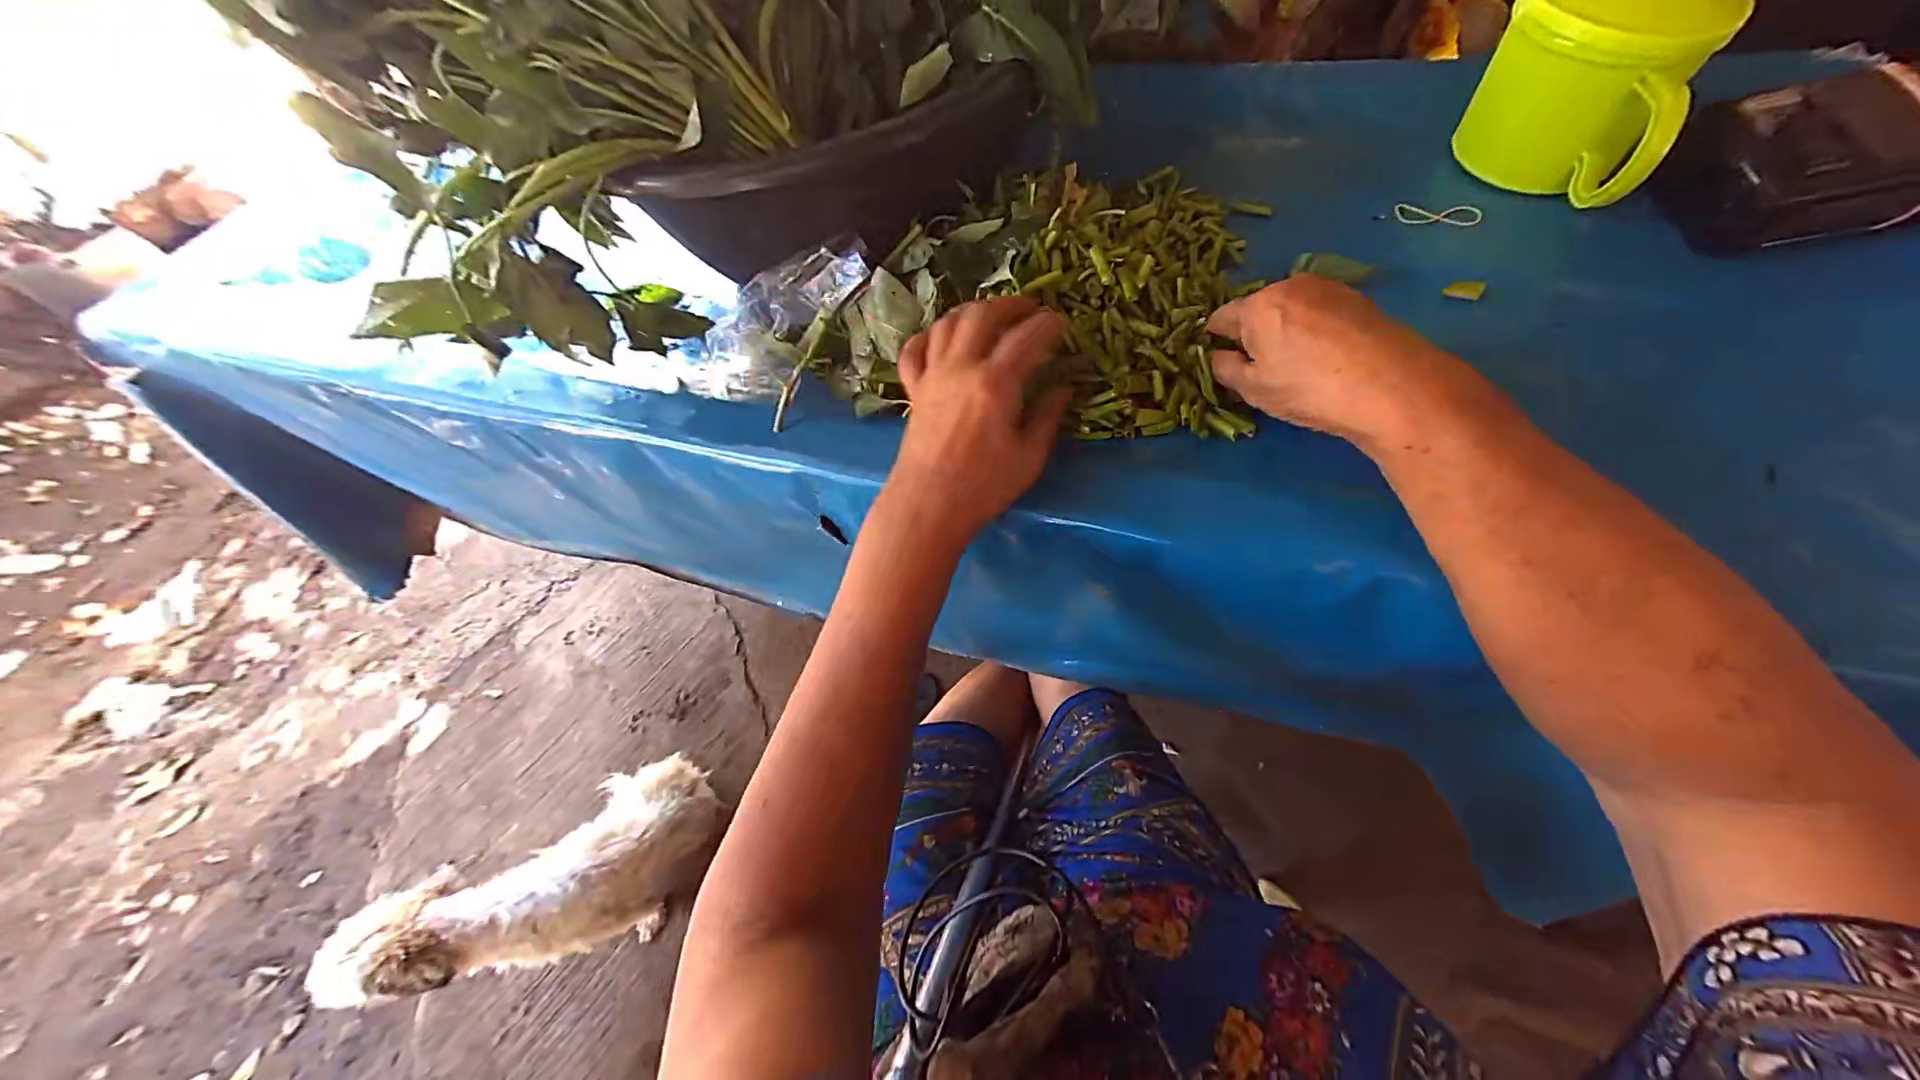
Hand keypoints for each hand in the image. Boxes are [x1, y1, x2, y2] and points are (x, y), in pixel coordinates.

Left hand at [886, 297, 1071, 540]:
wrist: (927, 506)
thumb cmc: (983, 487)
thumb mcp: (1028, 457)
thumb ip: (1047, 417)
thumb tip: (1063, 390)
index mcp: (995, 383)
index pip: (1027, 337)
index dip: (1048, 325)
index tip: (1061, 323)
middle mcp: (960, 368)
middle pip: (983, 315)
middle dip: (1010, 305)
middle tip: (1030, 309)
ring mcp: (932, 376)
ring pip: (948, 323)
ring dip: (972, 312)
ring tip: (991, 317)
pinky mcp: (914, 391)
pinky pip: (916, 350)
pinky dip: (929, 336)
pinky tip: (941, 338)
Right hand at [1208, 275, 1488, 450]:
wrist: (1392, 386)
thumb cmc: (1309, 389)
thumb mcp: (1254, 389)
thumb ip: (1225, 369)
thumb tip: (1219, 356)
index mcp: (1256, 306)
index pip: (1219, 319)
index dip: (1214, 342)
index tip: (1221, 364)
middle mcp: (1288, 286)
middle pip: (1256, 311)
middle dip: (1252, 335)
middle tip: (1262, 371)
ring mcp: (1326, 288)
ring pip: (1288, 310)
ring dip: (1283, 332)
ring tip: (1297, 366)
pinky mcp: (1355, 298)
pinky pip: (1316, 312)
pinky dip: (1311, 331)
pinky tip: (1325, 358)